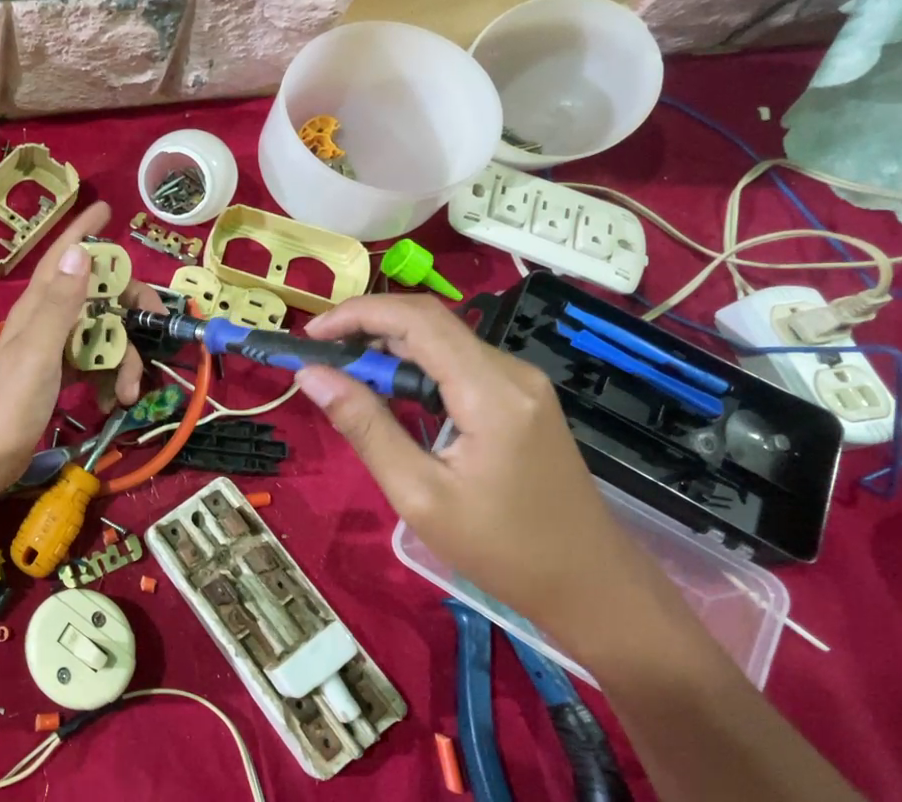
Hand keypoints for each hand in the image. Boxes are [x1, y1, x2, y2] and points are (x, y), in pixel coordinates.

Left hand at [0, 202, 148, 487]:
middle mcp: (46, 320)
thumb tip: (82, 251)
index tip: (105, 207)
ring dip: (124, 358)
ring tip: (128, 393)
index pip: (64, 257)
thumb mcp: (38, 350)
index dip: (83, 231)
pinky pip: (96, 363)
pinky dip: (111, 379)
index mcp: (38, 306)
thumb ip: (60, 303)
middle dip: (129, 308)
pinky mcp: (59, 376)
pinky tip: (115, 403)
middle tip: (155, 323)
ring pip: (103, 333)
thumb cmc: (10, 403)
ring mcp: (53, 349)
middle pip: (97, 295)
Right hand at [294, 295, 654, 640]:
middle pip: (428, 322)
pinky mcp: (519, 399)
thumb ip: (364, 426)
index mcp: (491, 392)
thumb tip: (311, 375)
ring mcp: (520, 384)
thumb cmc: (502, 549)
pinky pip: (456, 363)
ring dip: (386, 349)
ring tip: (342, 379)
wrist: (592, 587)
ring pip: (440, 340)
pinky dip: (412, 368)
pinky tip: (387, 395)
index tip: (309, 337)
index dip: (357, 314)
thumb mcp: (418, 494)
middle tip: (317, 360)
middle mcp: (511, 373)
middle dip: (365, 328)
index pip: (417, 320)